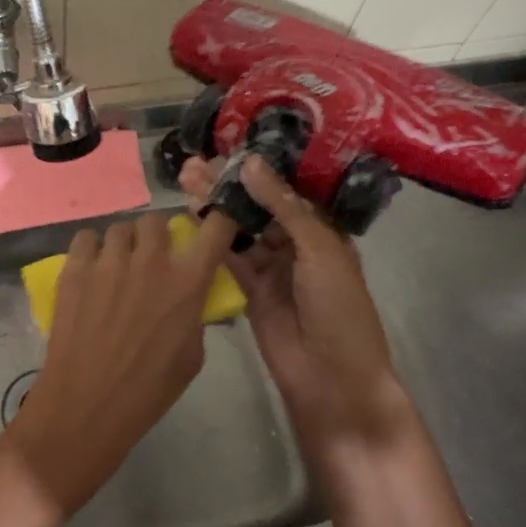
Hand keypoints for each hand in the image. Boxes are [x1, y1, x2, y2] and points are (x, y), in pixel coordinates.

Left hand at [5, 212, 237, 513]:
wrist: (87, 405)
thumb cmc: (148, 391)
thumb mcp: (192, 356)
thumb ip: (194, 315)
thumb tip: (189, 298)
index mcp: (187, 283)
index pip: (215, 228)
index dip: (217, 222)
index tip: (212, 229)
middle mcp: (150, 262)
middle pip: (158, 221)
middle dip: (159, 235)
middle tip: (154, 257)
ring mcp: (109, 262)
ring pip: (122, 228)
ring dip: (126, 243)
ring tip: (119, 266)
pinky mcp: (74, 269)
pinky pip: (86, 238)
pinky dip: (92, 248)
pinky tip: (91, 269)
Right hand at [178, 155, 403, 448]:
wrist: (332, 378)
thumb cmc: (339, 309)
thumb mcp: (319, 251)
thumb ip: (283, 207)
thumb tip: (252, 164)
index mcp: (323, 231)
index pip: (287, 190)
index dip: (259, 169)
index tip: (228, 148)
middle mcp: (297, 244)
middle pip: (259, 206)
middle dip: (230, 184)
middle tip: (195, 163)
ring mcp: (272, 267)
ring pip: (241, 228)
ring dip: (217, 205)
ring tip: (185, 180)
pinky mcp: (250, 289)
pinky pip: (230, 256)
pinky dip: (212, 236)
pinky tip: (191, 214)